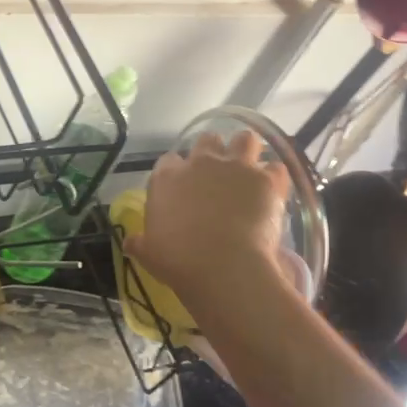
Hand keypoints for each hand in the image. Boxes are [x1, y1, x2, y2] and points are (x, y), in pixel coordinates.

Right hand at [124, 129, 296, 303]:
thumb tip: (130, 242)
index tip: (180, 189)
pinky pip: (275, 168)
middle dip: (212, 154)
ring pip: (245, 139)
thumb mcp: (148, 253)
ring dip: (245, 151)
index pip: (168, 161)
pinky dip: (273, 178)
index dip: (175, 173)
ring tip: (246, 172)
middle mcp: (202, 163)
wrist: (224, 267)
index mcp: (168, 178)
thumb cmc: (178, 260)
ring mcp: (238, 168)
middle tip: (216, 177)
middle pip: (207, 141)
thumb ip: (140, 242)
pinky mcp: (267, 180)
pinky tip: (271, 191)